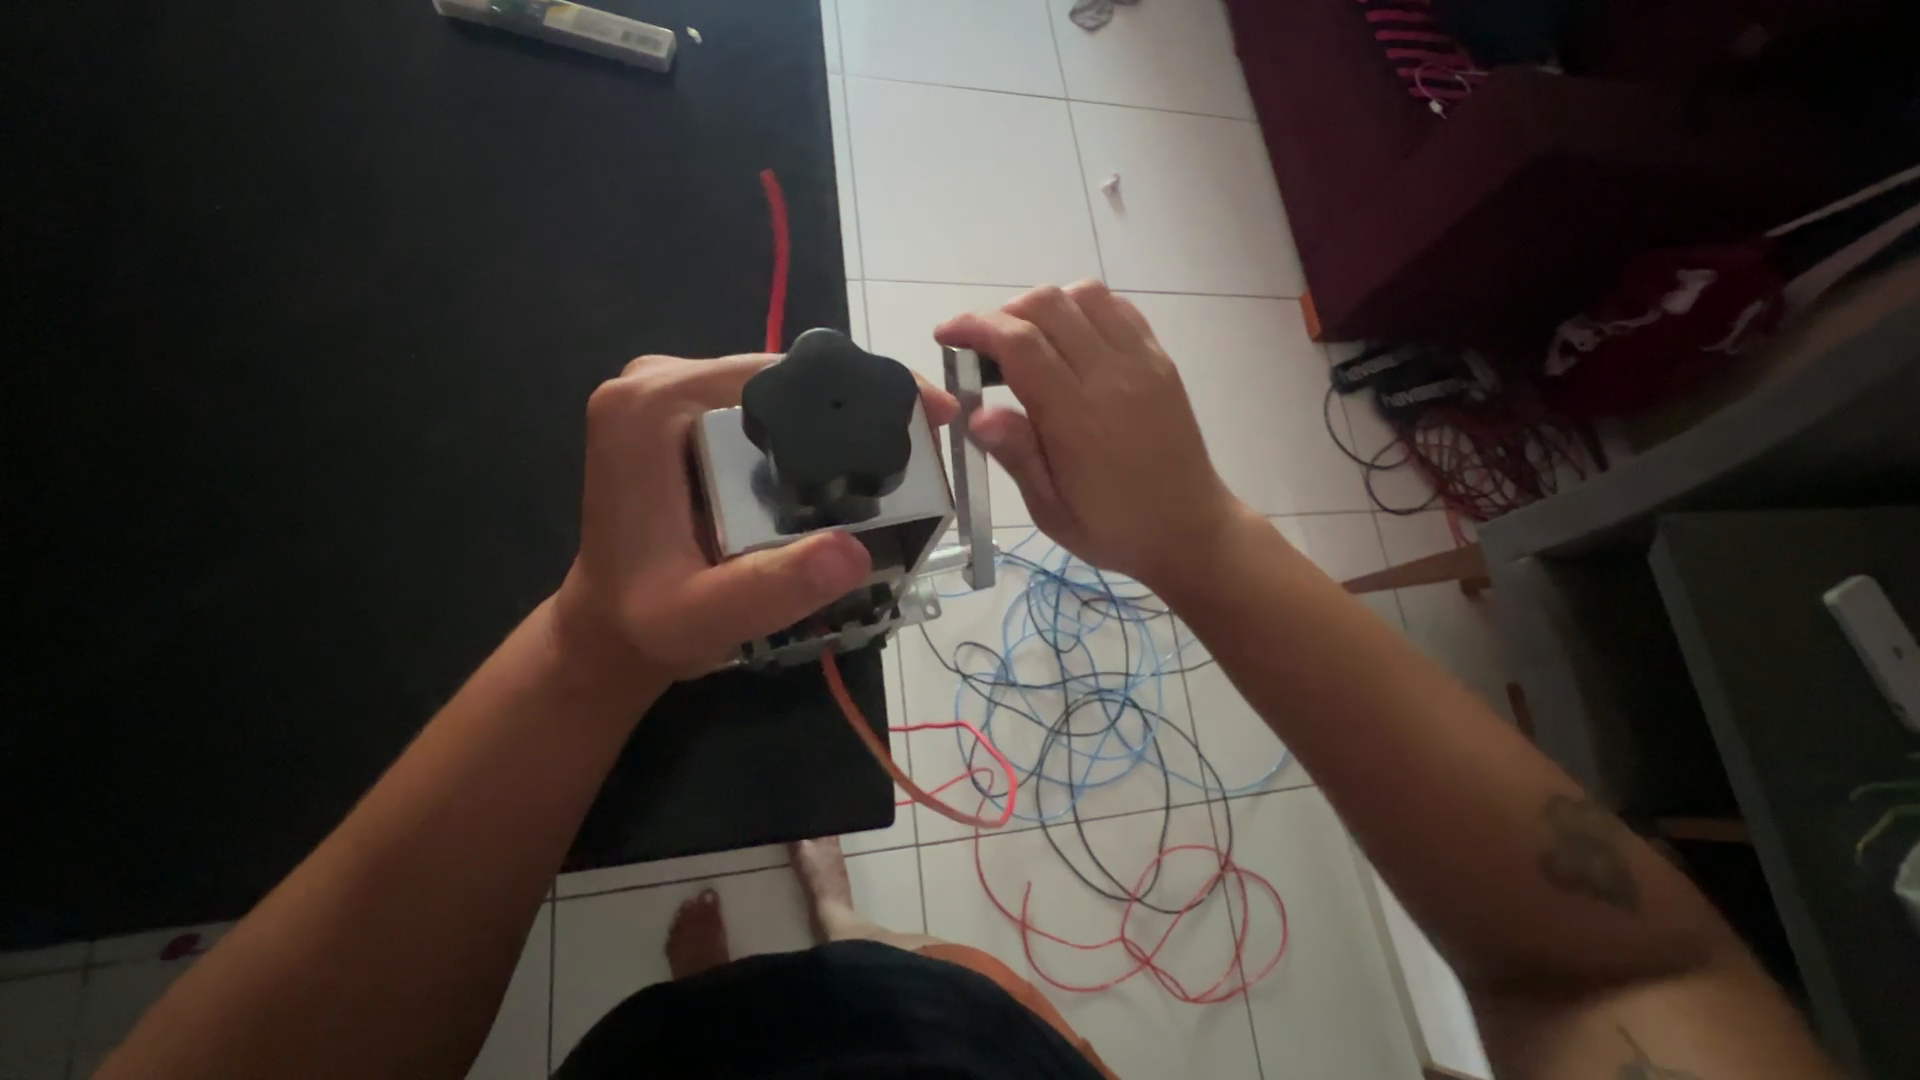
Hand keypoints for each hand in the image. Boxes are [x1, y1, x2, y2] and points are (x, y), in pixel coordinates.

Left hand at [551, 352, 957, 683]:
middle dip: (860, 406)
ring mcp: (666, 392)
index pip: (780, 376)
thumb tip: (855, 551)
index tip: (930, 415)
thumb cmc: (647, 624)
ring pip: (781, 390)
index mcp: (652, 407)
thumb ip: (772, 588)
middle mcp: (655, 381)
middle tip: (928, 443)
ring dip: (841, 420)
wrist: (608, 631)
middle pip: (785, 376)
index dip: (863, 391)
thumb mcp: (706, 619)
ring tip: (905, 456)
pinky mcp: (681, 411)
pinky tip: (853, 464)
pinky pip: (765, 407)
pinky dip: (813, 432)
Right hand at [935, 281, 1244, 590]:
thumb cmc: (1113, 529)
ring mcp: (1142, 362)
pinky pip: (1118, 309)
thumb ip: (1016, 454)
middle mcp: (1111, 376)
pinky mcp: (1160, 361)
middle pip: (1047, 306)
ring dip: (1044, 307)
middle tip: (984, 350)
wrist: (1190, 531)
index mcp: (1077, 417)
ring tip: (1027, 344)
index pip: (1019, 344)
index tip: (946, 334)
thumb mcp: (1052, 509)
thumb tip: (976, 414)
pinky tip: (1070, 342)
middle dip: (1002, 314)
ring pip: (1084, 295)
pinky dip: (1083, 310)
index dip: (975, 327)